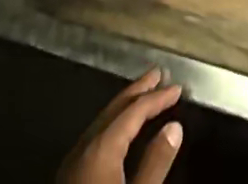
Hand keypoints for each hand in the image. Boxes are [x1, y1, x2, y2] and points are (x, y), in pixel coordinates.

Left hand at [58, 67, 183, 183]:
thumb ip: (156, 162)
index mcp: (102, 147)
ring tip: (143, 95)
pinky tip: (119, 130)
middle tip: (158, 74)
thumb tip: (174, 126)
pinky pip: (95, 134)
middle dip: (138, 90)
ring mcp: (73, 161)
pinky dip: (113, 123)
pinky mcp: (69, 175)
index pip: (134, 111)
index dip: (157, 97)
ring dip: (125, 105)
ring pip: (102, 120)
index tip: (178, 88)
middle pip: (114, 109)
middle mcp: (84, 146)